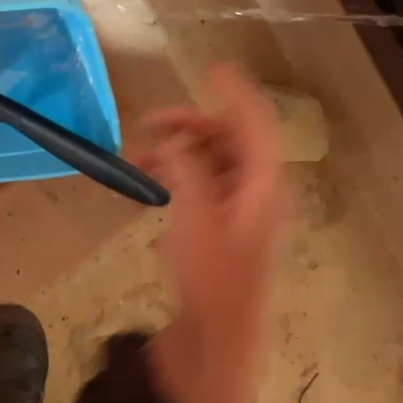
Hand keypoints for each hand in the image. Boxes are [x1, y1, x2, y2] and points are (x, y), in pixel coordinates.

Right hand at [140, 65, 287, 402]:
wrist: (218, 334)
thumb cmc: (210, 273)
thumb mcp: (194, 213)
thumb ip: (187, 166)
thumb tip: (178, 138)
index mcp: (262, 186)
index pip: (255, 125)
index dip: (236, 93)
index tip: (211, 68)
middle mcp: (258, 192)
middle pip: (231, 140)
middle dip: (191, 125)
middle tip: (150, 121)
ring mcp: (243, 210)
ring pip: (214, 161)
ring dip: (179, 151)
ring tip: (140, 156)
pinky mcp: (226, 227)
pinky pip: (206, 183)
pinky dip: (180, 174)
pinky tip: (150, 182)